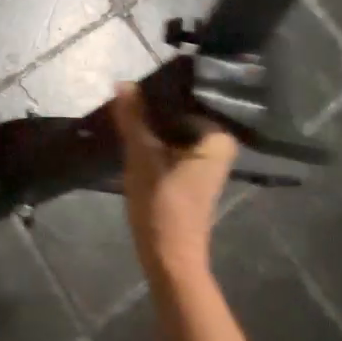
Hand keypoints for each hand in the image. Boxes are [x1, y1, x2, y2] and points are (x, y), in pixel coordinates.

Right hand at [111, 81, 237, 279]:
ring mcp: (205, 162)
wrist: (169, 260)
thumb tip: (123, 82)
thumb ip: (134, 118)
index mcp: (218, 138)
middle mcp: (218, 146)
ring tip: (125, 107)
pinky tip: (132, 132)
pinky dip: (154, 140)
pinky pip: (171, 145)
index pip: (188, 99)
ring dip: (152, 124)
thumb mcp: (143, 157)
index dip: (160, 90)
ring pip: (173, 130)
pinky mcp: (190, 175)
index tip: (136, 80)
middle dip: (154, 107)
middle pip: (180, 114)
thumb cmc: (163, 206)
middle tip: (126, 92)